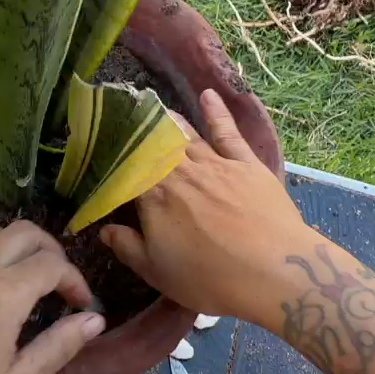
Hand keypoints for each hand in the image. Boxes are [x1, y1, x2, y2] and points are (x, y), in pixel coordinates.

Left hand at [0, 221, 105, 373]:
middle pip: (24, 232)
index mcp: (3, 295)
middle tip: (58, 285)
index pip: (52, 264)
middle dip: (51, 252)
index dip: (75, 281)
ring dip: (15, 244)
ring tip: (23, 277)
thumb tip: (94, 319)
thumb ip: (59, 346)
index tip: (81, 306)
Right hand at [100, 88, 316, 326]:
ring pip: (186, 135)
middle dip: (138, 131)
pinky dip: (217, 112)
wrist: (274, 273)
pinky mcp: (247, 164)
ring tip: (155, 107)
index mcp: (153, 197)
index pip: (127, 170)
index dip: (114, 159)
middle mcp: (180, 172)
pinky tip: (208, 95)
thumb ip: (127, 247)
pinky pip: (227, 133)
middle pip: (155, 146)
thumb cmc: (210, 278)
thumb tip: (105, 229)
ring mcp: (216, 164)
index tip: (100, 148)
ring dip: (169, 120)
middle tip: (124, 114)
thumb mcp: (157, 272)